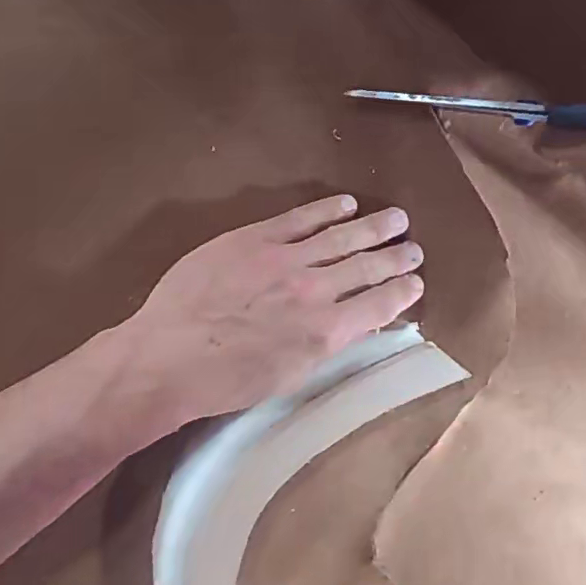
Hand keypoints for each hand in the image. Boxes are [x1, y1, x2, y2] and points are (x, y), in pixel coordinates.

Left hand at [116, 194, 424, 424]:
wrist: (169, 356)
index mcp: (326, 331)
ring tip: (396, 218)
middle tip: (415, 248)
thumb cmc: (227, 381)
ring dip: (373, 227)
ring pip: (342, 237)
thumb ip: (325, 344)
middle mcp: (315, 290)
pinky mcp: (255, 238)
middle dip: (397, 257)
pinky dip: (327, 210)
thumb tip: (353, 323)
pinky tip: (346, 204)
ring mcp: (285, 259)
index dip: (403, 291)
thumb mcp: (289, 376)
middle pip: (368, 266)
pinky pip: (301, 218)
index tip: (416, 282)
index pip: (380, 304)